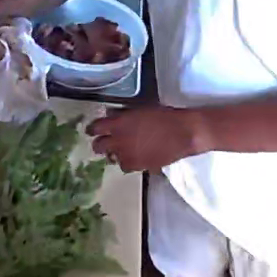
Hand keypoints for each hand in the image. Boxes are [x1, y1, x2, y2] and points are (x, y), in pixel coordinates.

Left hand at [86, 107, 206, 172]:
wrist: (183, 132)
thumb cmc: (163, 116)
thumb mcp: (139, 110)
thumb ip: (122, 115)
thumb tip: (110, 116)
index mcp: (117, 124)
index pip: (94, 128)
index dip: (92, 130)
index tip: (93, 131)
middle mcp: (118, 141)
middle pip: (97, 146)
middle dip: (100, 144)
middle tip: (106, 142)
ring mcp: (127, 155)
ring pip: (111, 158)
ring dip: (114, 154)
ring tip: (123, 150)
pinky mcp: (138, 166)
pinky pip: (125, 167)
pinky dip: (127, 163)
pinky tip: (134, 158)